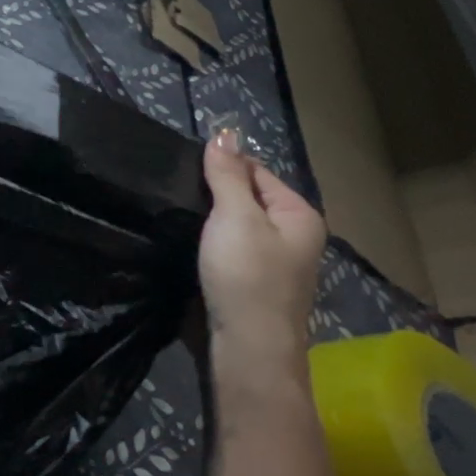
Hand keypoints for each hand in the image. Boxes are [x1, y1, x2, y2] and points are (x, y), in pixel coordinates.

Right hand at [199, 130, 326, 360]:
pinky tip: (190, 237)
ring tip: (178, 210)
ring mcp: (274, 257)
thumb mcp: (235, 216)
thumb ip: (228, 174)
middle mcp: (294, 233)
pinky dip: (210, 235)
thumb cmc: (246, 275)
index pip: (254, 168)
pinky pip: (229, 241)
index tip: (184, 169)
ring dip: (208, 214)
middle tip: (176, 188)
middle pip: (246, 193)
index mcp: (299, 214)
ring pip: (235, 219)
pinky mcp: (252, 275)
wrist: (248, 344)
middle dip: (213, 189)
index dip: (220, 165)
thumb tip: (225, 131)